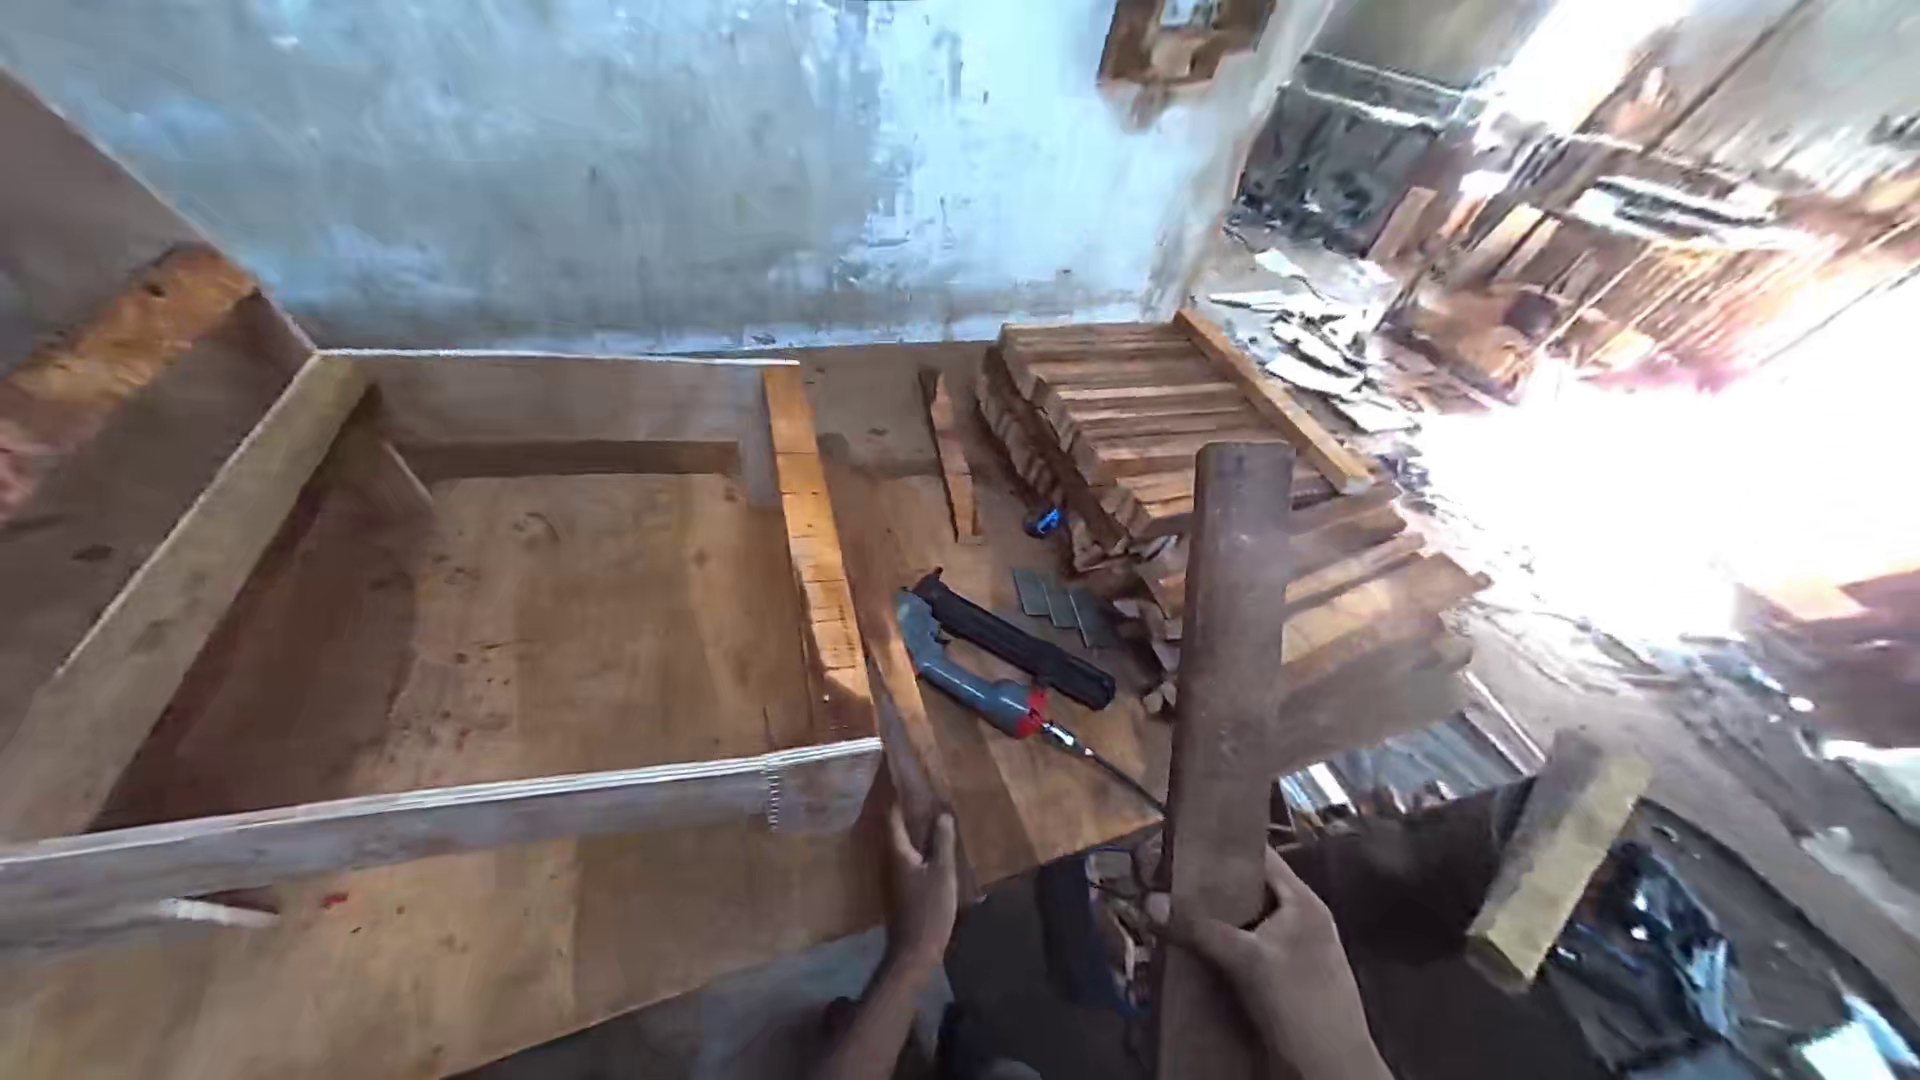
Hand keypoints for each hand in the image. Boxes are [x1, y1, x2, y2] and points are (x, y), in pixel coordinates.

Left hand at [886, 807, 957, 969]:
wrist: (914, 953)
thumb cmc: (929, 909)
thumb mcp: (942, 873)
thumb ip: (942, 842)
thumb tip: (942, 814)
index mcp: (898, 852)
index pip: (893, 817)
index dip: (897, 798)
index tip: (904, 780)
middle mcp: (890, 860)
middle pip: (895, 829)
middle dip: (905, 810)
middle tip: (920, 792)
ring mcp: (893, 876)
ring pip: (901, 844)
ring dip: (911, 828)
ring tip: (927, 813)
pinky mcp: (899, 888)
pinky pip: (906, 857)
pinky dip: (915, 846)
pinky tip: (929, 846)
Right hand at [1153, 847, 1390, 1079]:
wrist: (1335, 1079)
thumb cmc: (1302, 1007)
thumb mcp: (1248, 962)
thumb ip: (1199, 929)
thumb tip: (1149, 902)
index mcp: (1303, 901)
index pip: (1258, 854)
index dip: (1222, 844)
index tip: (1183, 841)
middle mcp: (1298, 918)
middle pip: (1246, 886)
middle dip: (1208, 882)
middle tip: (1167, 875)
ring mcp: (1290, 949)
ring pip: (1242, 917)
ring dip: (1211, 915)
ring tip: (1172, 904)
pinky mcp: (1279, 975)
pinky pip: (1242, 944)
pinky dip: (1218, 941)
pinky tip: (1191, 942)